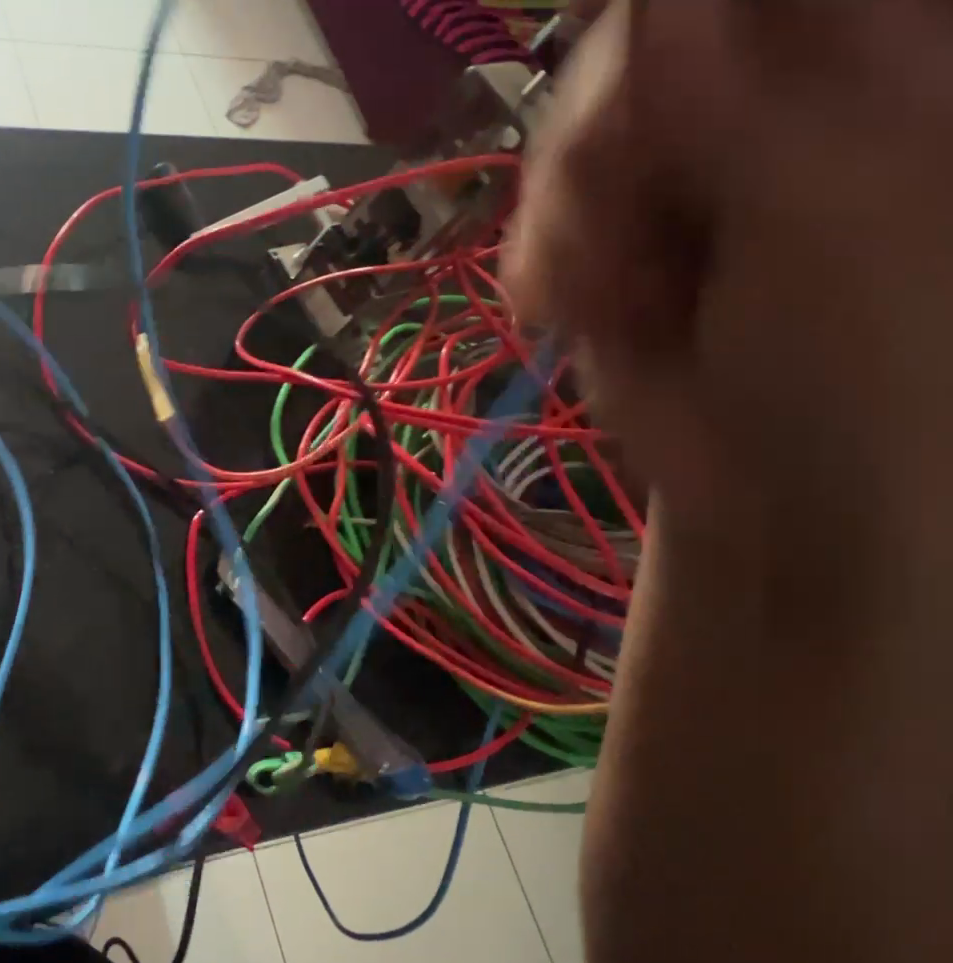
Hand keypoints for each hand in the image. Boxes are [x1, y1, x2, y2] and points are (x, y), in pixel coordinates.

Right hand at [506, 0, 952, 544]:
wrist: (777, 483)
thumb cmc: (858, 352)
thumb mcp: (818, 203)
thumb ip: (732, 92)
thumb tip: (649, 10)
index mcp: (857, 57)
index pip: (718, 1)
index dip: (649, 31)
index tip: (633, 75)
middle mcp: (752, 98)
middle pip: (620, 58)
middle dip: (602, 151)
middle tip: (635, 226)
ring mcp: (669, 172)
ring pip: (562, 145)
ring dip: (571, 232)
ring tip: (627, 300)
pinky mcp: (603, 237)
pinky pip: (535, 220)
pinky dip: (544, 271)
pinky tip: (584, 313)